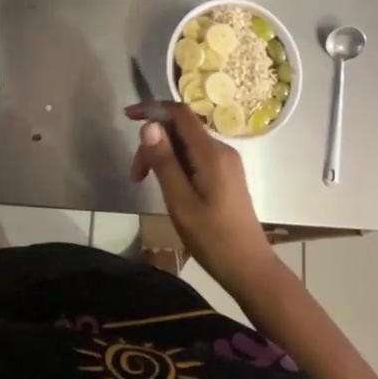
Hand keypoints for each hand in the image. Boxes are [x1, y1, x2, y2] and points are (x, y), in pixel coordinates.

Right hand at [126, 102, 275, 290]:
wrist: (250, 270)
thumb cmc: (214, 239)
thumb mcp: (181, 202)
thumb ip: (165, 162)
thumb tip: (149, 125)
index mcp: (212, 153)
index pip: (180, 113)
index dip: (153, 109)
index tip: (127, 117)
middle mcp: (222, 150)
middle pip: (181, 129)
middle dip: (154, 143)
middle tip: (136, 176)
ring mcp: (226, 163)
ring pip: (187, 144)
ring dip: (164, 156)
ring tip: (148, 185)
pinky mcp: (226, 175)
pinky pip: (196, 157)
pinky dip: (176, 165)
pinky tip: (169, 187)